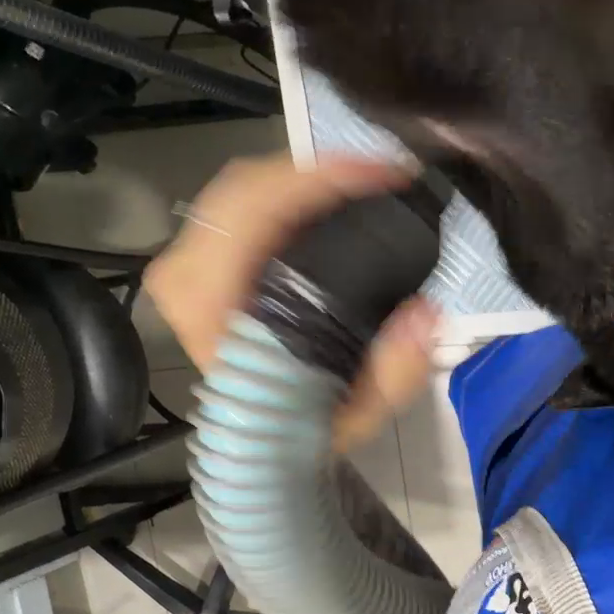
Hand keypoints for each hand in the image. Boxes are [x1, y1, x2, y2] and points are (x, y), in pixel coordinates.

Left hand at [143, 150, 437, 452]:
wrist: (260, 445)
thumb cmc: (306, 428)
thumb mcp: (360, 415)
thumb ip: (395, 371)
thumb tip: (426, 313)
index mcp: (222, 313)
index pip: (259, 213)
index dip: (325, 181)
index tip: (387, 176)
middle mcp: (191, 280)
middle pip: (247, 185)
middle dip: (320, 168)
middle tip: (384, 171)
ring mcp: (187, 269)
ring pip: (240, 187)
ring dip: (304, 176)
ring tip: (364, 180)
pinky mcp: (197, 265)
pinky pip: (238, 204)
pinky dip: (287, 190)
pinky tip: (331, 196)